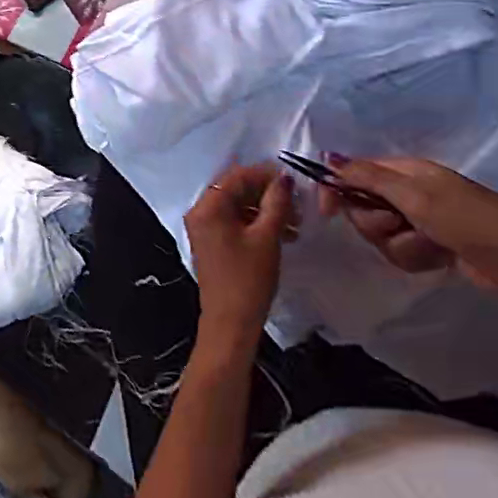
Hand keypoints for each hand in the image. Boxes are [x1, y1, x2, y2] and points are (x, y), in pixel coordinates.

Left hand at [185, 163, 296, 346]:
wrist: (230, 321)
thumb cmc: (248, 278)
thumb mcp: (267, 237)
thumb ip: (276, 203)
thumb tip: (283, 179)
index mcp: (207, 207)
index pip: (236, 176)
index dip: (265, 175)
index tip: (293, 183)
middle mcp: (200, 212)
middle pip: (235, 190)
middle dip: (267, 194)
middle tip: (297, 205)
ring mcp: (204, 228)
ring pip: (237, 206)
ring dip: (265, 210)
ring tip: (295, 224)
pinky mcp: (212, 242)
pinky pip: (234, 222)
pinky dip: (256, 223)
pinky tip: (282, 234)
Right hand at [319, 156, 497, 299]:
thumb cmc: (466, 218)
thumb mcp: (413, 193)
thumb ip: (366, 177)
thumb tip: (327, 157)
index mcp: (403, 171)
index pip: (352, 173)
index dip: (336, 189)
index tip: (326, 211)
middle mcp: (406, 193)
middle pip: (361, 208)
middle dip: (375, 223)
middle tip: (398, 225)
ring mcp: (418, 220)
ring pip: (379, 235)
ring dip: (399, 244)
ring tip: (428, 244)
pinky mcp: (428, 246)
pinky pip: (398, 252)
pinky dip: (414, 257)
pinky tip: (437, 257)